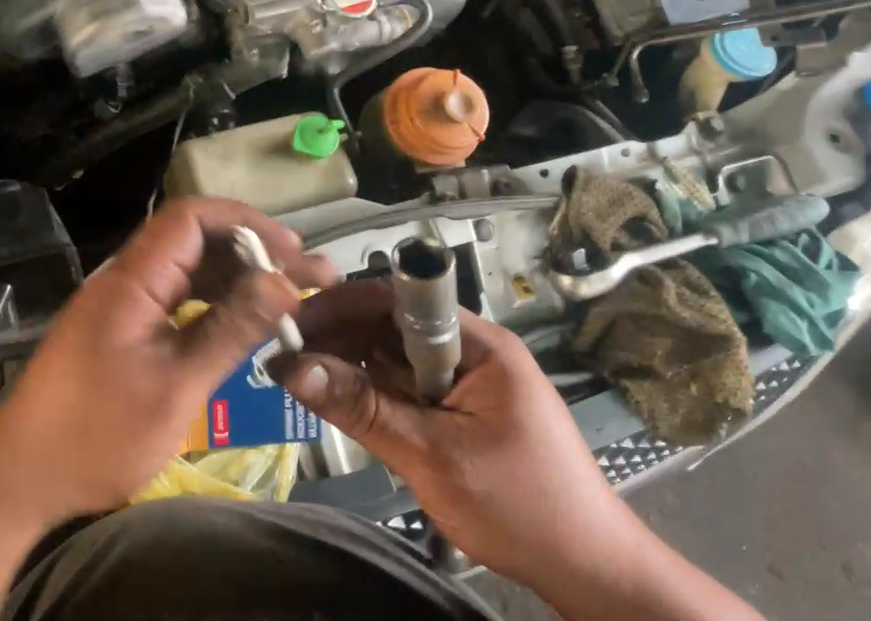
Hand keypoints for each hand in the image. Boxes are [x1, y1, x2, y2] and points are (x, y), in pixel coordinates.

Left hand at [0, 198, 340, 521]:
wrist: (23, 476)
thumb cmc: (97, 436)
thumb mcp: (175, 387)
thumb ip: (229, 330)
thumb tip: (283, 283)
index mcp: (131, 281)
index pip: (189, 218)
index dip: (245, 222)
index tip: (292, 249)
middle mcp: (125, 280)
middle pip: (193, 241)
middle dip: (253, 252)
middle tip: (311, 277)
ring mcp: (121, 306)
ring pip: (187, 271)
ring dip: (238, 280)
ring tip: (294, 298)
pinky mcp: (121, 331)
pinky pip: (175, 300)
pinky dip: (214, 306)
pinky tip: (249, 323)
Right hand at [272, 283, 649, 591]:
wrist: (589, 571)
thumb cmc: (521, 507)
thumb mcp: (432, 455)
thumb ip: (361, 407)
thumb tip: (289, 366)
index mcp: (478, 344)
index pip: (397, 299)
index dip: (341, 305)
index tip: (292, 324)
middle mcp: (469, 349)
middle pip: (389, 323)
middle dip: (336, 336)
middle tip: (281, 355)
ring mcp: (463, 378)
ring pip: (390, 354)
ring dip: (346, 362)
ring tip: (295, 375)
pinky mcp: (456, 407)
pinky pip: (401, 384)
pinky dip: (367, 390)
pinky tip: (333, 397)